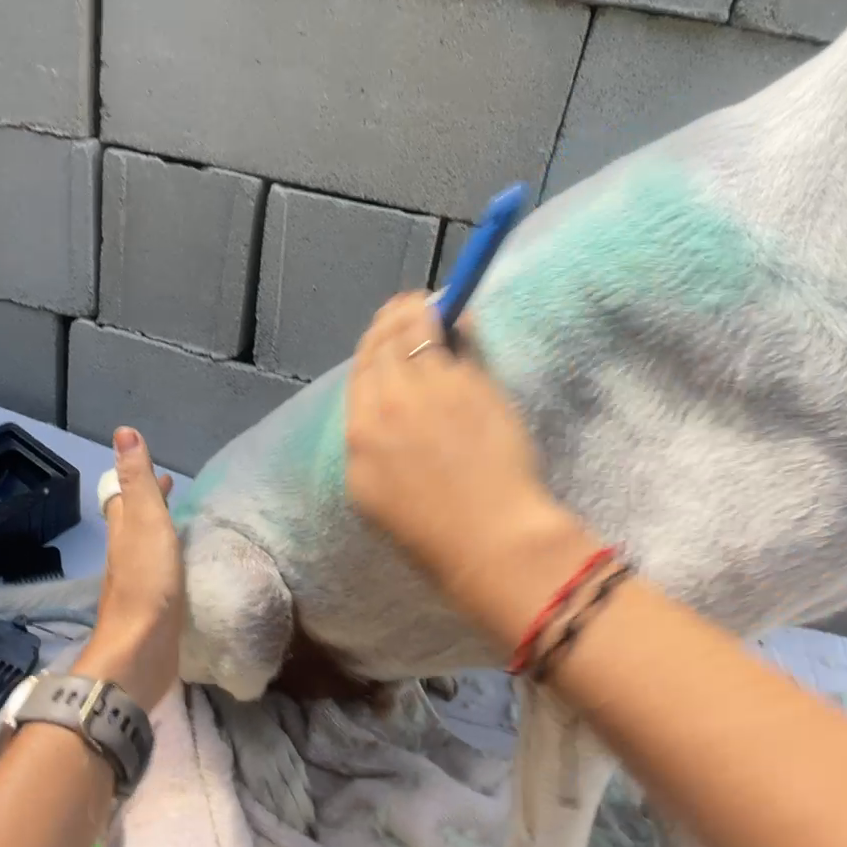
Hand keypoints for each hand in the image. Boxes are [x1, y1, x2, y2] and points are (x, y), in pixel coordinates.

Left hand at [75, 427, 182, 710]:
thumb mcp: (144, 521)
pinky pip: (163, 577)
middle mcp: (125, 557)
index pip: (125, 499)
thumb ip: (138, 480)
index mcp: (123, 533)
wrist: (140, 653)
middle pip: (135, 524)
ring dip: (163, 534)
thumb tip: (123, 431)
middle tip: (176, 495)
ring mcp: (138, 587)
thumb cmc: (146, 583)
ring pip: (149, 550)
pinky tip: (190, 570)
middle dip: (152, 506)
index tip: (163, 473)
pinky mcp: (153, 612)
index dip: (140, 483)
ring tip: (188, 527)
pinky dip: (174, 563)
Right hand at [344, 295, 577, 599]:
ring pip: (410, 334)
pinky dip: (454, 321)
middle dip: (390, 321)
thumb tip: (385, 405)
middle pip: (379, 348)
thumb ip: (374, 448)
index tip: (384, 336)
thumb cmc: (437, 536)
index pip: (358, 375)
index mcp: (357, 439)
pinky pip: (453, 341)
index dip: (372, 348)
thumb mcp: (379, 497)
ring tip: (431, 303)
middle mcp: (382, 408)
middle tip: (409, 307)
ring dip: (417, 311)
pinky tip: (460, 313)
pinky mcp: (462, 384)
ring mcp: (423, 392)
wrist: (489, 542)